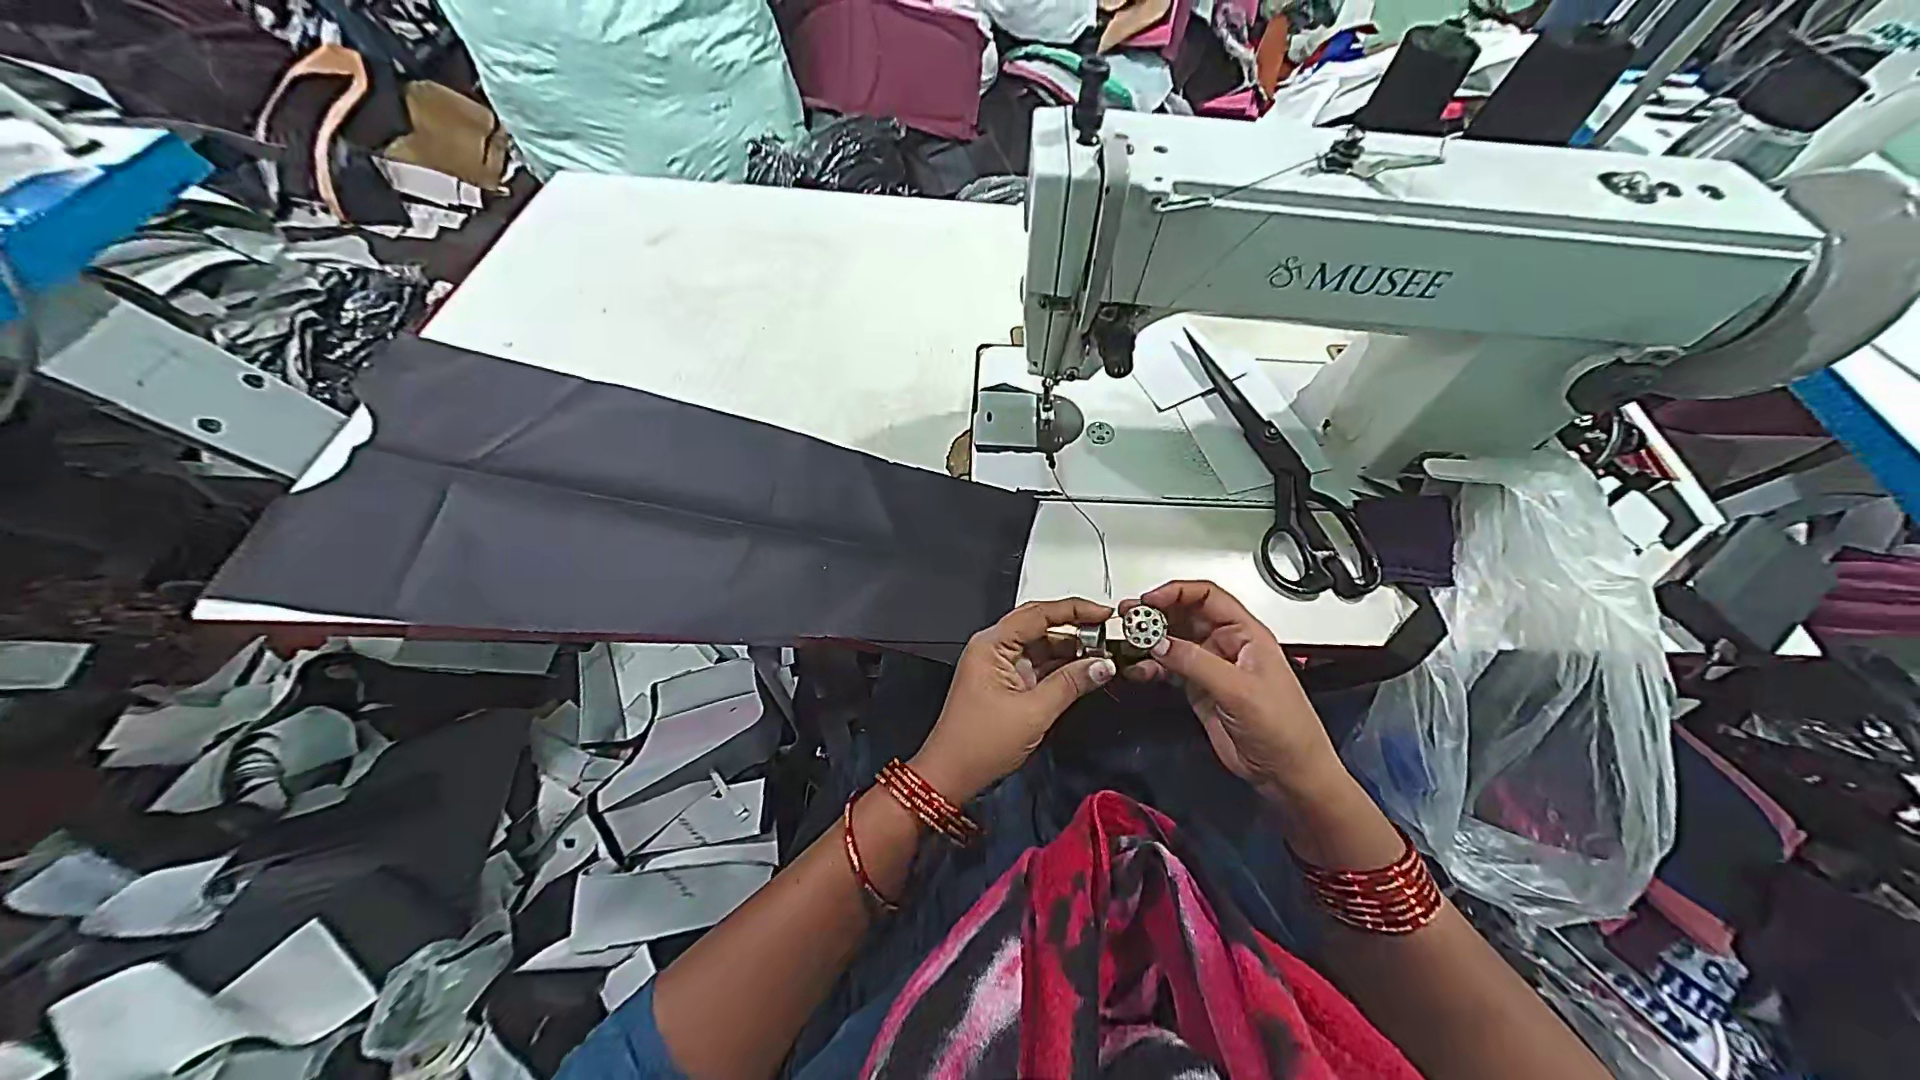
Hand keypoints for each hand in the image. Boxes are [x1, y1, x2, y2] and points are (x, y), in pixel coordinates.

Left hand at [912, 598, 1116, 802]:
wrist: (952, 774)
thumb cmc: (978, 743)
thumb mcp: (1033, 712)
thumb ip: (1070, 683)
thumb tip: (1102, 665)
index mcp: (991, 644)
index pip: (1038, 613)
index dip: (1074, 610)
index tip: (1103, 612)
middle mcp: (993, 648)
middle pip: (1040, 625)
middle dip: (1075, 628)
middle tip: (1107, 633)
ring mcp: (1000, 665)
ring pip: (1041, 645)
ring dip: (1071, 649)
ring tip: (1102, 654)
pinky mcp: (1006, 683)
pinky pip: (1038, 665)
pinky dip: (1061, 667)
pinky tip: (1084, 670)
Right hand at [1122, 580, 1343, 798]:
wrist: (1287, 773)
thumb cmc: (1287, 730)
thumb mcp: (1240, 690)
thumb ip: (1197, 662)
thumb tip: (1160, 642)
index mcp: (1246, 634)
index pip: (1207, 596)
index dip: (1177, 592)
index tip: (1150, 600)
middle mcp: (1226, 645)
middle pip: (1184, 615)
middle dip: (1155, 614)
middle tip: (1130, 618)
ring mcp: (1210, 667)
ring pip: (1172, 641)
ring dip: (1149, 640)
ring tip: (1128, 641)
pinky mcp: (1198, 689)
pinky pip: (1167, 669)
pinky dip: (1150, 667)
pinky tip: (1139, 669)